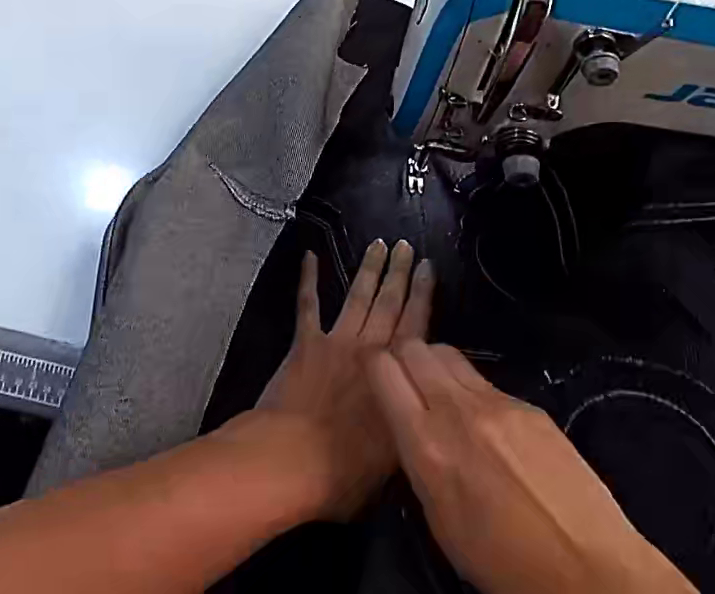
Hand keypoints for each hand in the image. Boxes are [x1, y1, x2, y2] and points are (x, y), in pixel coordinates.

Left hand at [256, 239, 431, 520]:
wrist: (288, 462)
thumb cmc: (344, 470)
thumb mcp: (395, 453)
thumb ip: (407, 416)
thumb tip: (420, 402)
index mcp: (394, 371)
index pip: (415, 321)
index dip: (422, 291)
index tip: (427, 265)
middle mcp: (369, 346)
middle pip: (389, 301)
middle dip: (399, 271)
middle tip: (405, 245)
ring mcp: (336, 340)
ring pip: (358, 296)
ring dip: (369, 268)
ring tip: (378, 244)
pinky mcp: (304, 344)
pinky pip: (307, 305)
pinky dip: (308, 279)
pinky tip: (310, 256)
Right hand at [369, 341, 695, 593]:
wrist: (585, 563)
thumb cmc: (502, 563)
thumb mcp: (441, 522)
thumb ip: (420, 463)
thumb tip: (412, 430)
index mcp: (427, 445)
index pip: (385, 372)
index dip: (373, 365)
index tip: (371, 372)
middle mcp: (457, 409)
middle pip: (416, 349)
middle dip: (401, 355)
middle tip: (402, 377)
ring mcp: (496, 400)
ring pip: (450, 355)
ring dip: (435, 364)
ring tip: (438, 391)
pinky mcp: (527, 403)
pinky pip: (485, 381)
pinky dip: (471, 389)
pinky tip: (485, 422)